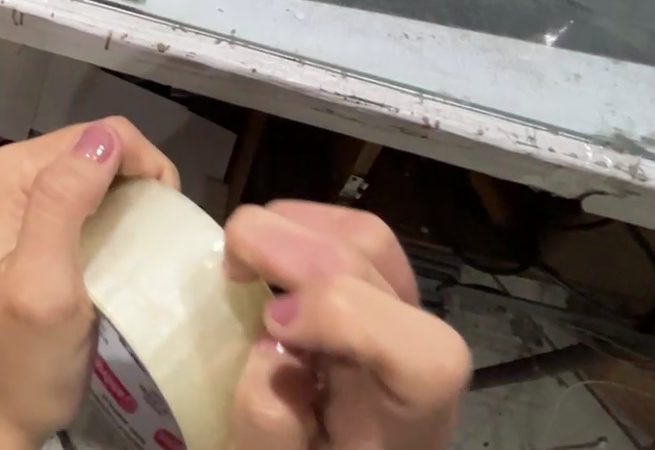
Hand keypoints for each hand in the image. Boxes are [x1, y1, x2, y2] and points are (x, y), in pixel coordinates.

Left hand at [0, 118, 178, 449]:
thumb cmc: (17, 361)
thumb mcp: (44, 287)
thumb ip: (64, 204)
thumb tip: (106, 137)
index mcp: (5, 174)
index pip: (96, 135)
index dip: (142, 165)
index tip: (163, 218)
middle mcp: (3, 170)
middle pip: (92, 146)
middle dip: (135, 179)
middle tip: (154, 237)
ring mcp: (8, 193)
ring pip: (90, 168)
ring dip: (124, 197)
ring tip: (141, 244)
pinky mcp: (21, 218)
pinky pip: (78, 193)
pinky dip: (107, 212)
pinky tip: (116, 248)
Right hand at [225, 202, 471, 449]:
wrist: (338, 442)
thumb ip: (267, 426)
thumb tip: (268, 346)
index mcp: (409, 417)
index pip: (422, 354)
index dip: (340, 313)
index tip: (269, 325)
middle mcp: (420, 351)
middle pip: (372, 263)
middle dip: (285, 248)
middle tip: (231, 274)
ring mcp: (404, 308)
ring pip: (364, 234)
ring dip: (291, 230)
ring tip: (249, 263)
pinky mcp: (380, 283)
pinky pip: (349, 229)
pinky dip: (298, 226)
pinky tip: (270, 263)